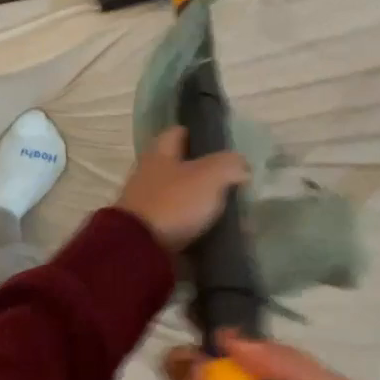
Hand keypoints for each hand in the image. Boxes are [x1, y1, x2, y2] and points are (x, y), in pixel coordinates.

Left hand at [113, 128, 247, 250]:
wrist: (140, 247)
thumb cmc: (174, 203)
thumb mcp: (209, 176)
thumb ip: (228, 164)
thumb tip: (240, 164)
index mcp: (158, 153)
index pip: (176, 132)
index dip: (196, 133)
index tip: (218, 141)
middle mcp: (147, 173)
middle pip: (176, 164)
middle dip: (201, 169)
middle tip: (231, 177)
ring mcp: (144, 202)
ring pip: (177, 192)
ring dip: (197, 197)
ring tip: (227, 205)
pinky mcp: (147, 227)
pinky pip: (175, 218)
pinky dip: (191, 220)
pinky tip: (211, 226)